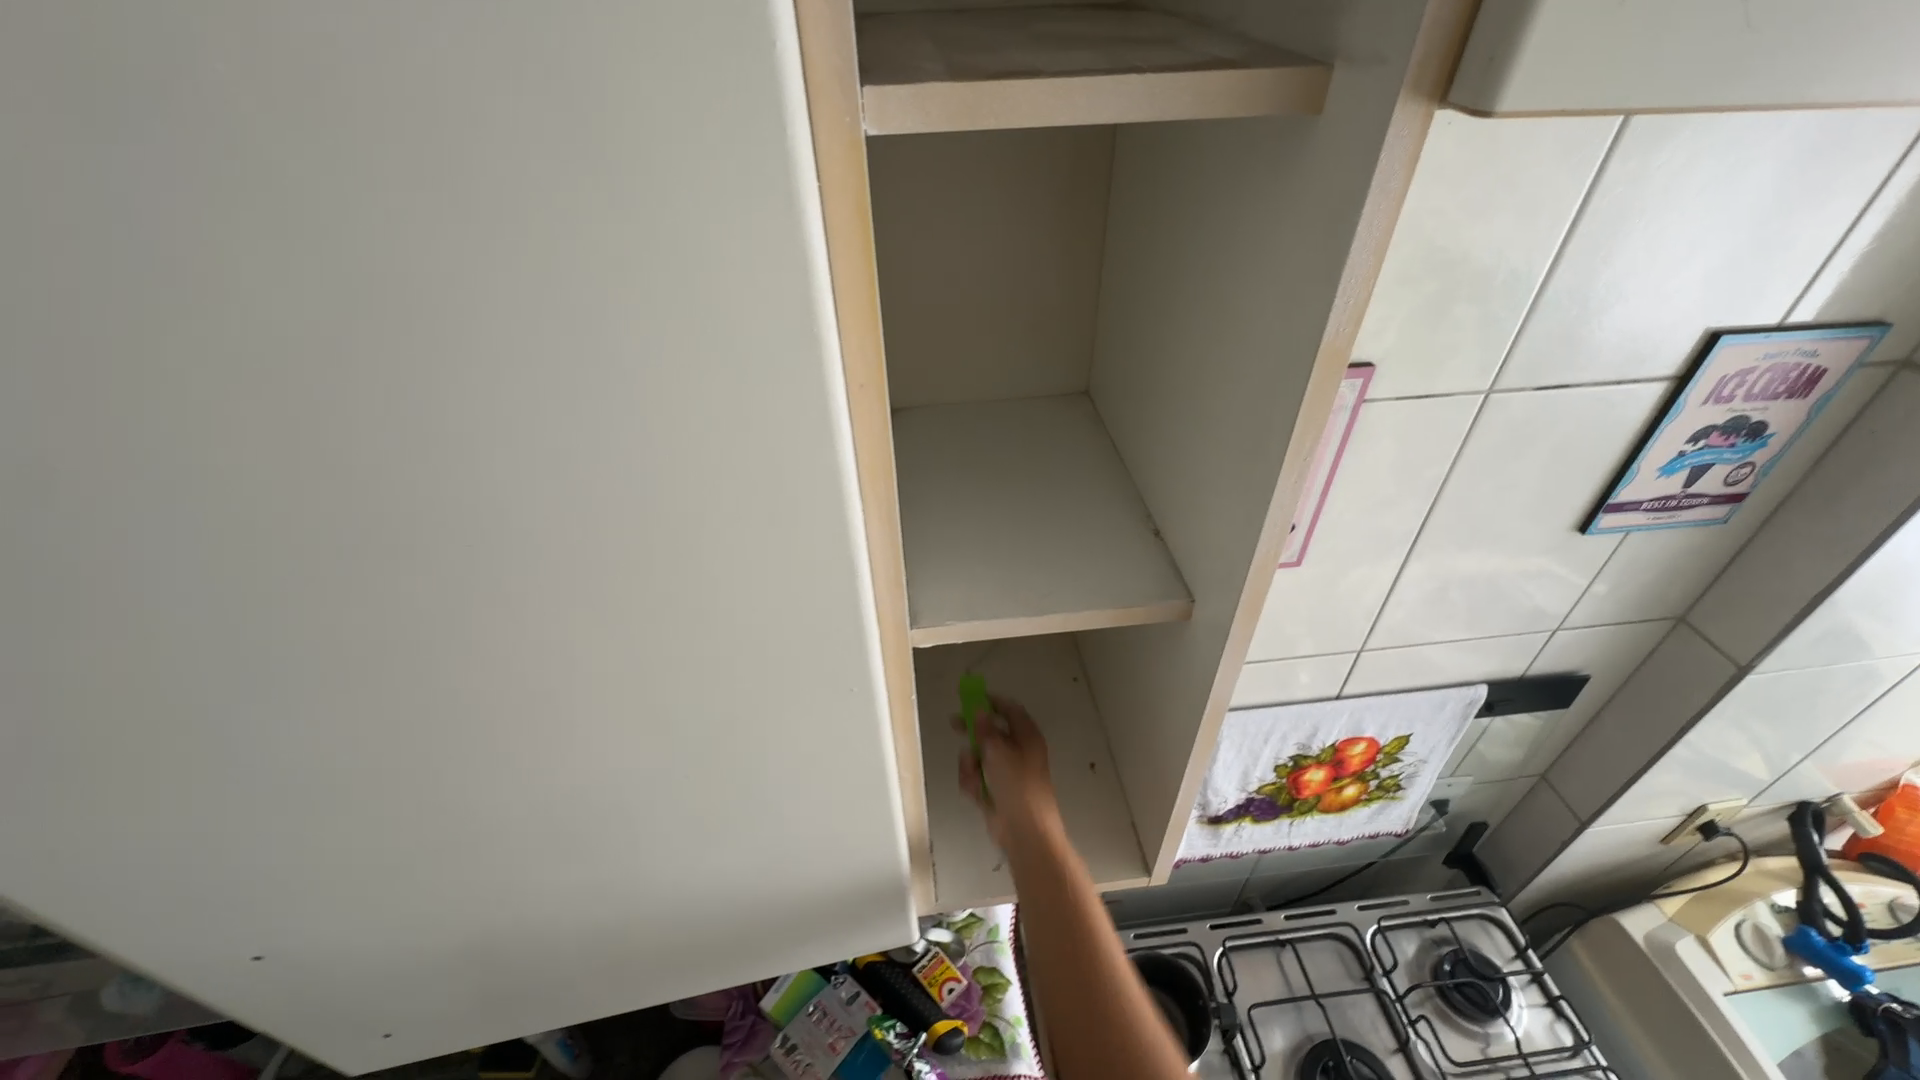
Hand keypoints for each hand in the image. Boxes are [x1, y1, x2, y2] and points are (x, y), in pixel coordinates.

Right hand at [955, 694, 1061, 851]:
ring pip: (980, 757)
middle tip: (954, 724)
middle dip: (973, 732)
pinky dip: (974, 783)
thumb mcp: (999, 751)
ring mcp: (1006, 773)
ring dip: (971, 765)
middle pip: (991, 733)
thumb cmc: (1016, 785)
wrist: (1024, 831)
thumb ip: (986, 729)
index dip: (992, 702)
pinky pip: (977, 778)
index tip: (971, 698)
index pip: (1010, 711)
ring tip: (974, 776)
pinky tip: (976, 794)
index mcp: (1026, 737)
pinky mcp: (996, 791)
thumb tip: (979, 710)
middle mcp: (1018, 751)